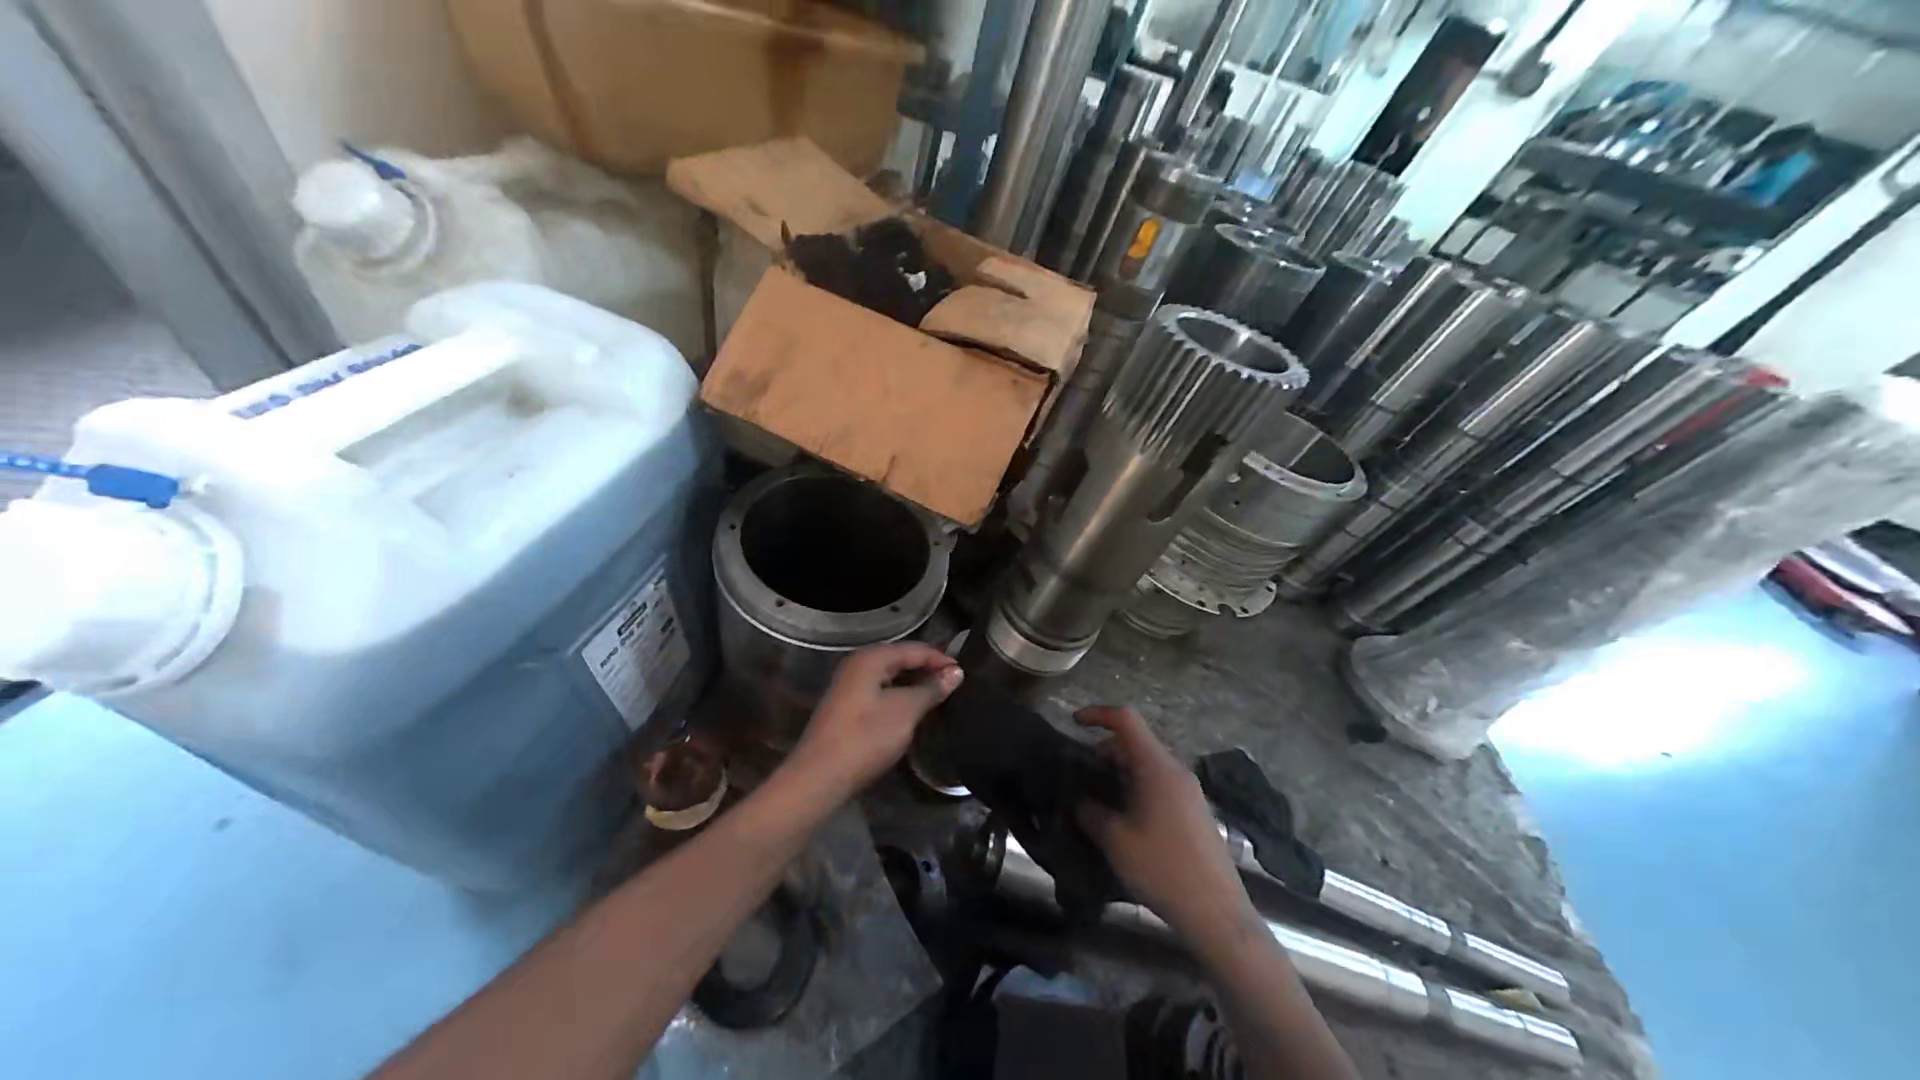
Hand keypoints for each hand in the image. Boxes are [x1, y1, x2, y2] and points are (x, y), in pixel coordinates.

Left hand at [785, 643, 962, 799]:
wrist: (820, 777)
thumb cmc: (865, 738)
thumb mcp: (905, 711)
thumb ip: (931, 689)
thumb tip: (955, 672)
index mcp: (870, 659)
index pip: (913, 649)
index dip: (940, 659)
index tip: (964, 673)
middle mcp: (856, 665)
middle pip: (899, 658)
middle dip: (927, 668)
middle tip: (954, 682)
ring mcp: (848, 687)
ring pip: (889, 675)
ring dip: (914, 682)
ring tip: (939, 694)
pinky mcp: (846, 708)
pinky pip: (880, 691)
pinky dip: (900, 695)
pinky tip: (913, 708)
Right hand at [1074, 707, 1260, 954]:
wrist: (1217, 913)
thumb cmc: (1163, 869)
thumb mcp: (1116, 840)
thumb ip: (1091, 813)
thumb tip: (1081, 802)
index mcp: (1158, 768)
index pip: (1127, 721)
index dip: (1098, 714)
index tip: (1074, 723)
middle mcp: (1177, 772)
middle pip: (1136, 743)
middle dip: (1105, 752)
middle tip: (1080, 776)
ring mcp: (1189, 792)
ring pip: (1148, 766)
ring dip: (1120, 773)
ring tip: (1098, 800)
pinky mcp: (1195, 812)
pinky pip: (1160, 785)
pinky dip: (1137, 789)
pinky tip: (1124, 820)